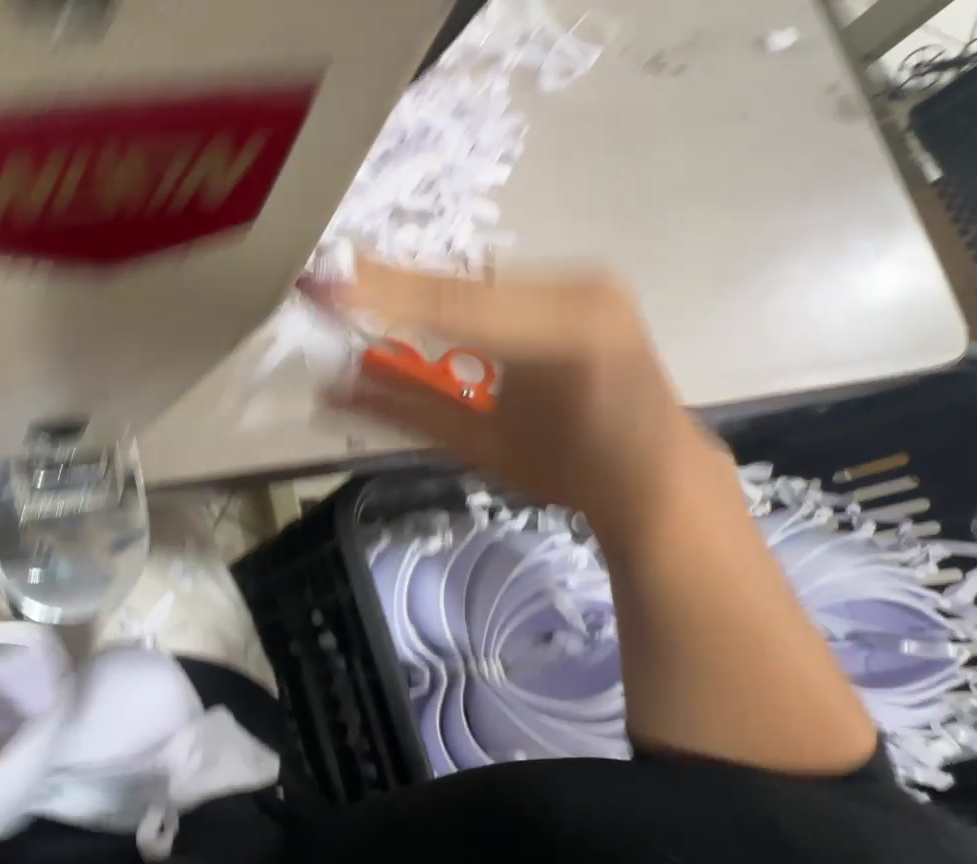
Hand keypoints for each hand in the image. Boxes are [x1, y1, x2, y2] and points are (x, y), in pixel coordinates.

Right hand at [303, 255, 727, 543]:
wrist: (655, 470)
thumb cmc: (569, 470)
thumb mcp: (479, 446)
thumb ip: (402, 411)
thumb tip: (329, 391)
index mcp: (560, 336)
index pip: (452, 308)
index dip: (381, 295)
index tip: (321, 285)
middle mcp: (578, 291)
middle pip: (460, 284)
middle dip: (388, 285)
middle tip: (324, 283)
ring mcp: (584, 281)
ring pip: (476, 279)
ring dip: (414, 288)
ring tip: (351, 288)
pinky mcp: (581, 284)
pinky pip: (496, 284)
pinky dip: (448, 294)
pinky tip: (406, 297)